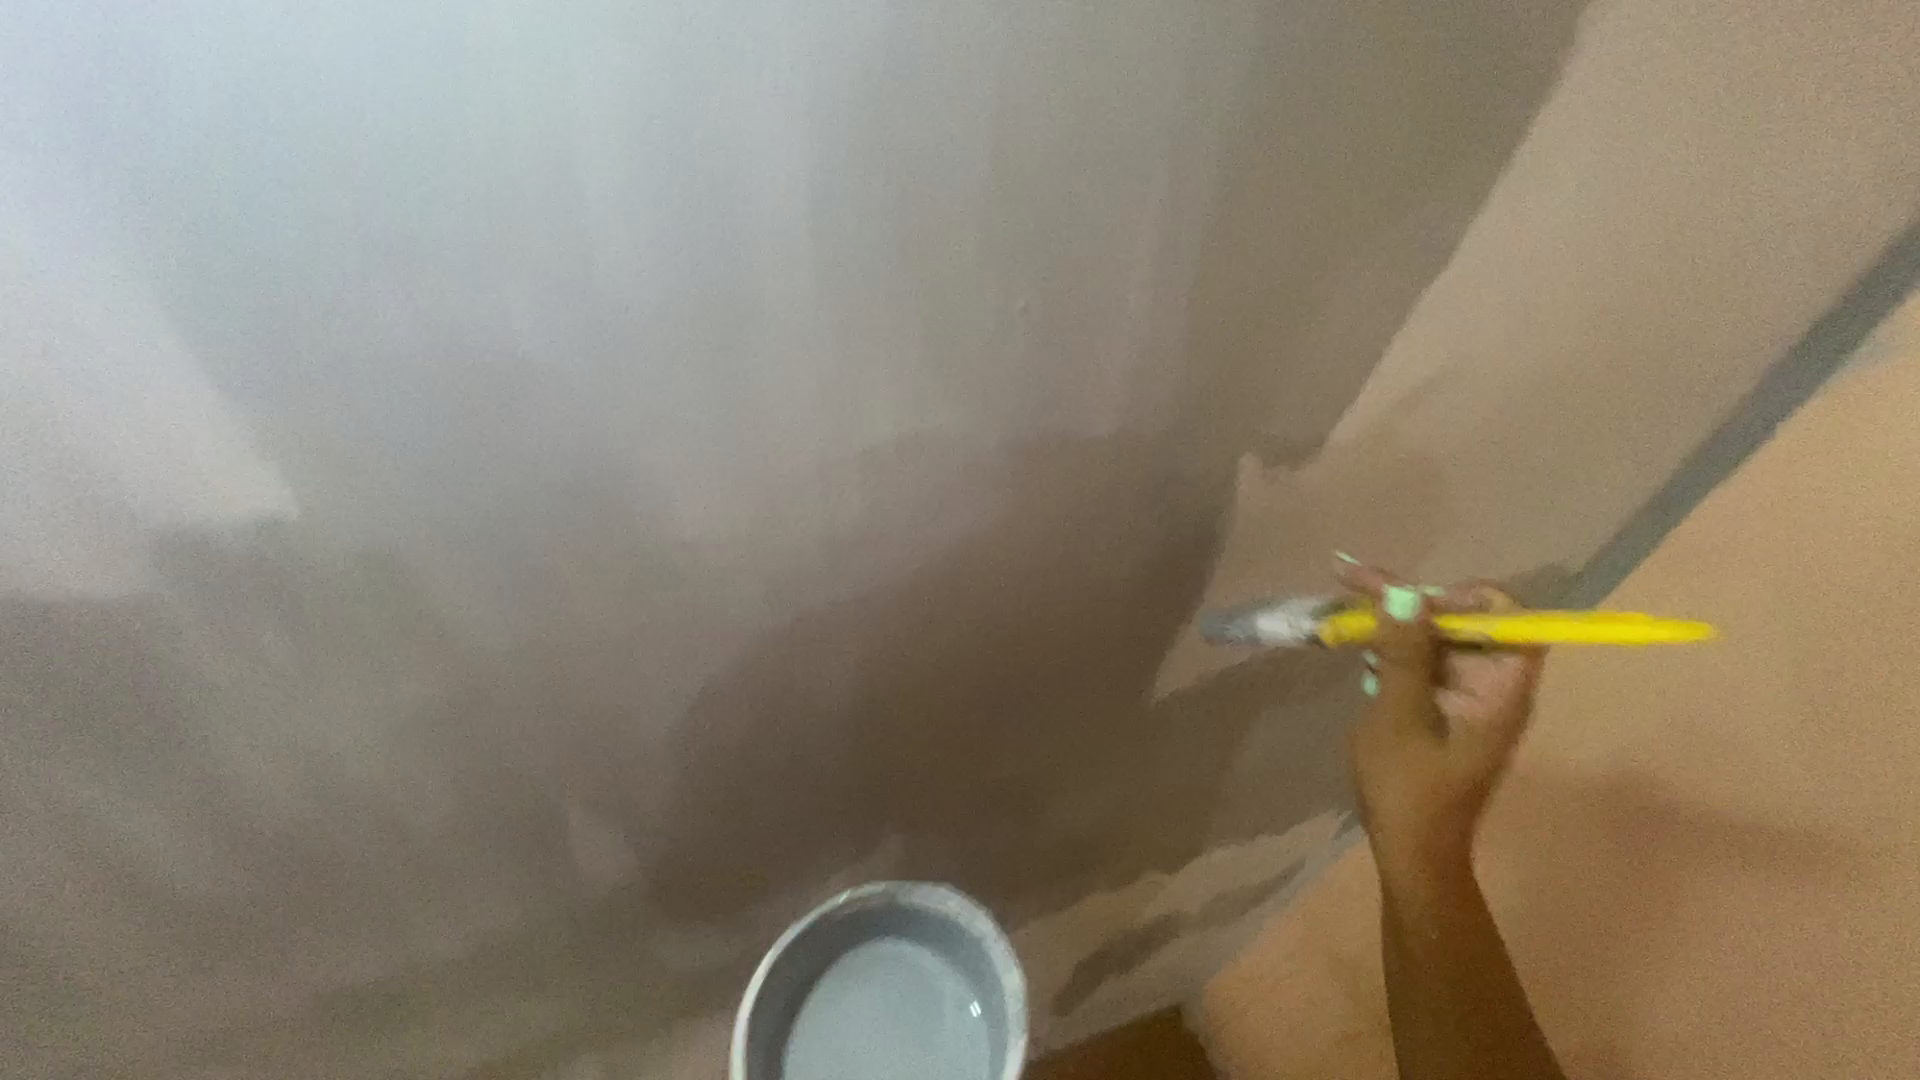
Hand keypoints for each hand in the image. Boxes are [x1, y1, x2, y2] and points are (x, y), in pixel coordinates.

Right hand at [1335, 559, 1544, 876]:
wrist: (1410, 851)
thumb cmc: (1407, 788)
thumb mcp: (1397, 716)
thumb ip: (1403, 653)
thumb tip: (1403, 592)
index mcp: (1500, 687)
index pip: (1503, 614)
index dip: (1457, 594)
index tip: (1404, 593)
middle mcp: (1492, 685)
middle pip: (1461, 619)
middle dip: (1409, 599)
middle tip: (1350, 579)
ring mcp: (1467, 697)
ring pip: (1437, 638)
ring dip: (1394, 621)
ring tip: (1344, 610)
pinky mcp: (1443, 708)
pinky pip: (1424, 662)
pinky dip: (1393, 649)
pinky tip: (1359, 650)